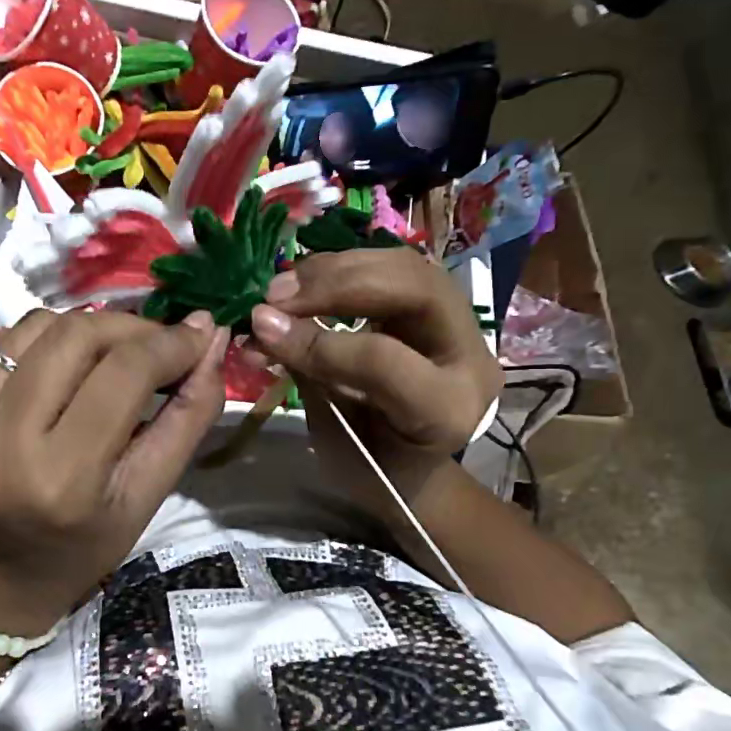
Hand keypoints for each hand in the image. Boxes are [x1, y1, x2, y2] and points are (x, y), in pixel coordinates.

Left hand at [0, 310, 226, 637]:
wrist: (12, 570)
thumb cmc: (93, 540)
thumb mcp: (154, 490)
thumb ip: (191, 415)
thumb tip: (211, 337)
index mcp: (62, 478)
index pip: (122, 374)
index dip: (169, 344)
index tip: (199, 336)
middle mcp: (0, 443)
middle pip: (75, 336)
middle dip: (131, 328)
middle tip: (159, 344)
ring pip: (37, 327)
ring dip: (88, 330)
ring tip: (112, 357)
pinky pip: (1, 340)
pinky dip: (43, 342)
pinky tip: (62, 370)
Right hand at [248, 249, 501, 520]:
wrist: (407, 464)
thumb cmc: (369, 464)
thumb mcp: (336, 433)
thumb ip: (307, 374)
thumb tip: (260, 322)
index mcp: (448, 410)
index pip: (385, 360)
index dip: (321, 342)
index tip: (262, 329)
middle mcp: (470, 358)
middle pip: (413, 289)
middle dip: (336, 282)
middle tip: (275, 294)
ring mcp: (462, 324)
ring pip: (405, 266)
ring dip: (335, 268)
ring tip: (283, 286)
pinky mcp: (441, 303)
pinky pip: (394, 267)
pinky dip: (343, 268)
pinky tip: (306, 281)